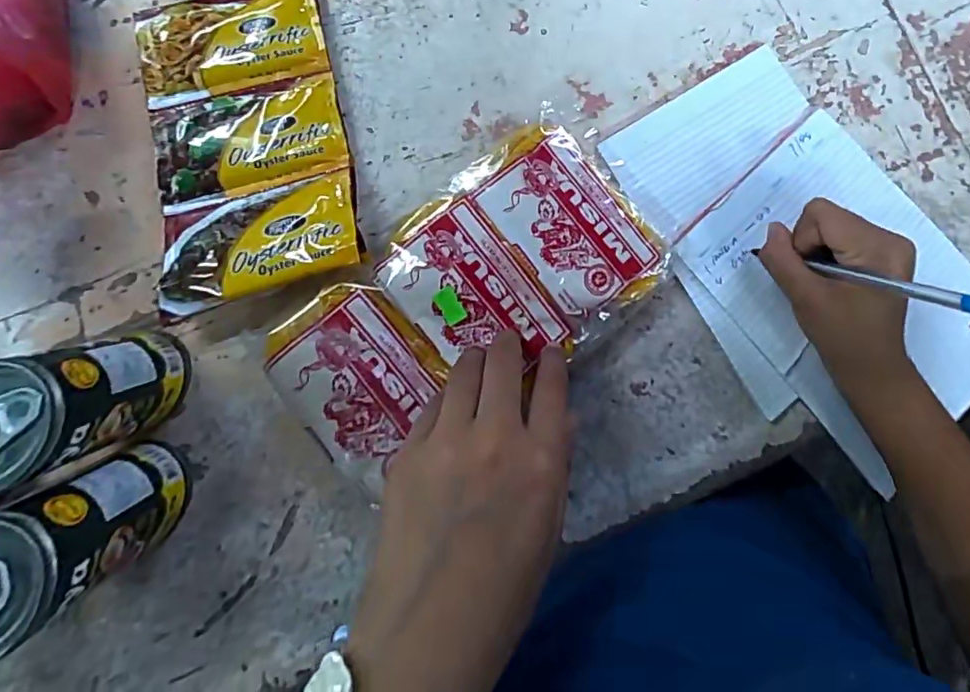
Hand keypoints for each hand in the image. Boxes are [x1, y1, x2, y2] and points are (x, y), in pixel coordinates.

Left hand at [346, 330, 571, 691]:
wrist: (429, 628)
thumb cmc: (506, 589)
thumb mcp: (549, 527)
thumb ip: (556, 464)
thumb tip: (562, 418)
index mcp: (540, 459)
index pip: (552, 387)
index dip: (553, 362)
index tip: (549, 352)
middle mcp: (495, 436)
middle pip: (503, 364)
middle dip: (509, 345)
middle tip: (509, 341)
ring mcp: (446, 439)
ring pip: (462, 374)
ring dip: (475, 362)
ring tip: (478, 360)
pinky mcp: (407, 451)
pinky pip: (430, 408)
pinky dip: (444, 401)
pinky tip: (446, 408)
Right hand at [756, 198, 918, 390]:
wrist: (873, 369)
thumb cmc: (843, 337)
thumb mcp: (805, 298)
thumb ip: (782, 259)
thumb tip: (772, 229)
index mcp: (878, 246)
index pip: (820, 214)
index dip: (802, 240)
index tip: (810, 274)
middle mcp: (890, 238)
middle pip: (827, 217)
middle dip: (810, 246)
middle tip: (817, 282)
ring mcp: (890, 245)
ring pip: (831, 224)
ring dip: (817, 251)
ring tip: (827, 284)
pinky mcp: (884, 253)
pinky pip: (841, 235)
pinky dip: (828, 254)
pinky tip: (835, 281)